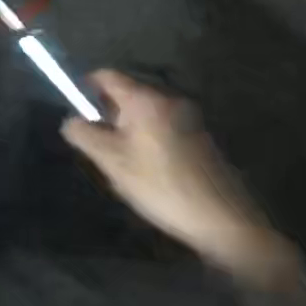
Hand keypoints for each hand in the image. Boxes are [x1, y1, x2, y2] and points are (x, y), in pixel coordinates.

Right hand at [64, 71, 301, 287]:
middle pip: (126, 94)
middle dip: (109, 112)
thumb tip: (73, 121)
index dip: (85, 88)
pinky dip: (152, 140)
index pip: (105, 75)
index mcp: (145, 101)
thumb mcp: (108, 159)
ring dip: (131, 128)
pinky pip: (165, 128)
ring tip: (127, 159)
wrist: (232, 229)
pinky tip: (154, 170)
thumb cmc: (162, 186)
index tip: (80, 112)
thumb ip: (80, 132)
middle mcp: (170, 103)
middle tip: (102, 141)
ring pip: (146, 114)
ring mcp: (193, 122)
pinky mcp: (206, 143)